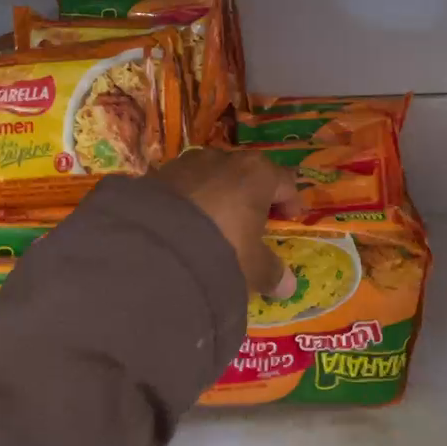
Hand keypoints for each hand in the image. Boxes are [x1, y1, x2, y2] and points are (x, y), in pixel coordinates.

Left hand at [156, 148, 299, 298]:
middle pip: (247, 175)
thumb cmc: (221, 249)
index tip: (290, 218)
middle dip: (252, 197)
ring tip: (214, 226)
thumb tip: (288, 285)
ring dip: (218, 197)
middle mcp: (226, 159)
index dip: (290, 201)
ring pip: (213, 178)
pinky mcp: (161, 175)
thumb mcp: (253, 268)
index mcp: (257, 174)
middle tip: (253, 224)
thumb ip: (272, 272)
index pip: (284, 181)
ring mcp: (190, 163)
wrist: (156, 245)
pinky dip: (189, 203)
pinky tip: (184, 227)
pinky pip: (183, 187)